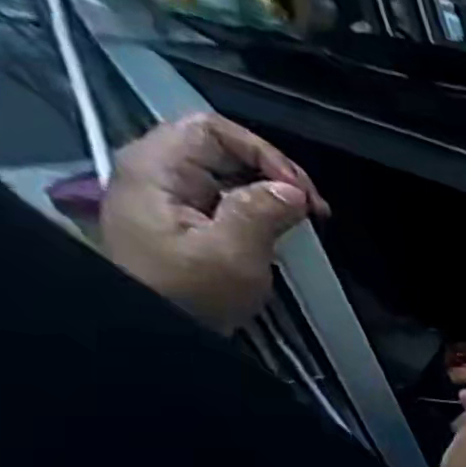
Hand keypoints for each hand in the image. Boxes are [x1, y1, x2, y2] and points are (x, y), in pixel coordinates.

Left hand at [101, 113, 329, 333]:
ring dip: (268, 191)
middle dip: (273, 172)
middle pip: (220, 147)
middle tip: (310, 207)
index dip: (265, 153)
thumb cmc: (188, 296)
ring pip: (224, 172)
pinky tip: (277, 229)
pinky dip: (256, 208)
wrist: (155, 337)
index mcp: (157, 168)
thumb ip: (261, 213)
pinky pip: (222, 198)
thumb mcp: (231, 256)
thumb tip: (293, 192)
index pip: (213, 129)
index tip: (301, 193)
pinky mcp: (179, 222)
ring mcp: (165, 198)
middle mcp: (155, 172)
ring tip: (301, 218)